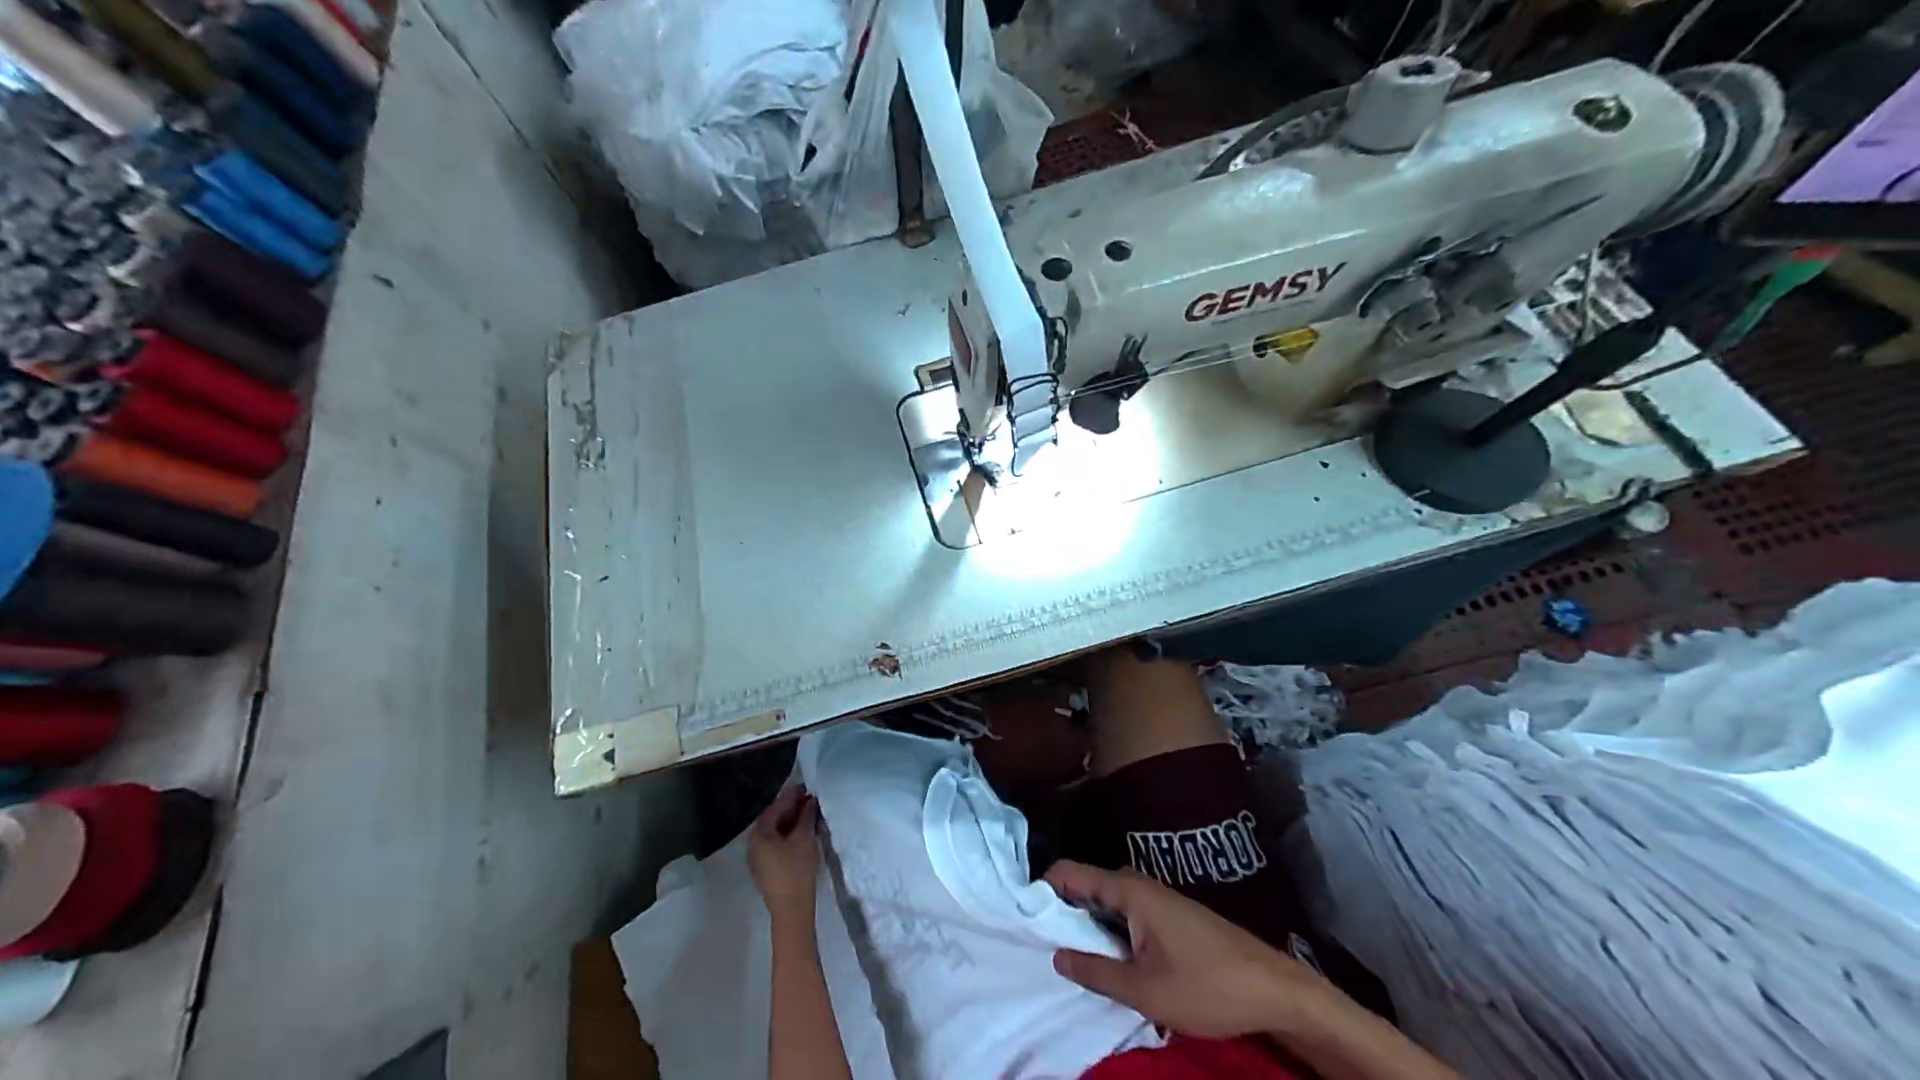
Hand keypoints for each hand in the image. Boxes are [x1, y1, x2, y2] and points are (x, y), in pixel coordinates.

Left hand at [748, 786, 821, 924]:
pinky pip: (776, 843)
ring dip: (790, 821)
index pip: (775, 808)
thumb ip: (807, 816)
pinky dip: (788, 834)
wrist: (791, 908)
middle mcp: (753, 843)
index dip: (791, 796)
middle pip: (773, 819)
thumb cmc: (796, 869)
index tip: (806, 787)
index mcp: (759, 834)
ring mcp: (758, 857)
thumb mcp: (804, 838)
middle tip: (809, 799)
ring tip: (808, 814)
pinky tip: (801, 832)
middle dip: (791, 808)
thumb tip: (810, 801)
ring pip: (775, 832)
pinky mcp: (766, 867)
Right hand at [1045, 860, 1347, 1039]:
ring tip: (1067, 954)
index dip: (1043, 887)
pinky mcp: (1172, 918)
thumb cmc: (1207, 986)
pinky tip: (1108, 959)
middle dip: (1062, 910)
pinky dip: (1110, 931)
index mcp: (1129, 891)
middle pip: (1088, 886)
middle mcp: (1141, 885)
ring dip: (1087, 925)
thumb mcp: (1144, 990)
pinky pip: (1127, 914)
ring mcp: (1159, 900)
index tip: (1021, 913)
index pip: (1071, 872)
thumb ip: (1095, 972)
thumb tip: (1056, 956)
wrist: (1276, 989)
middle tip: (1039, 941)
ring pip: (1108, 902)